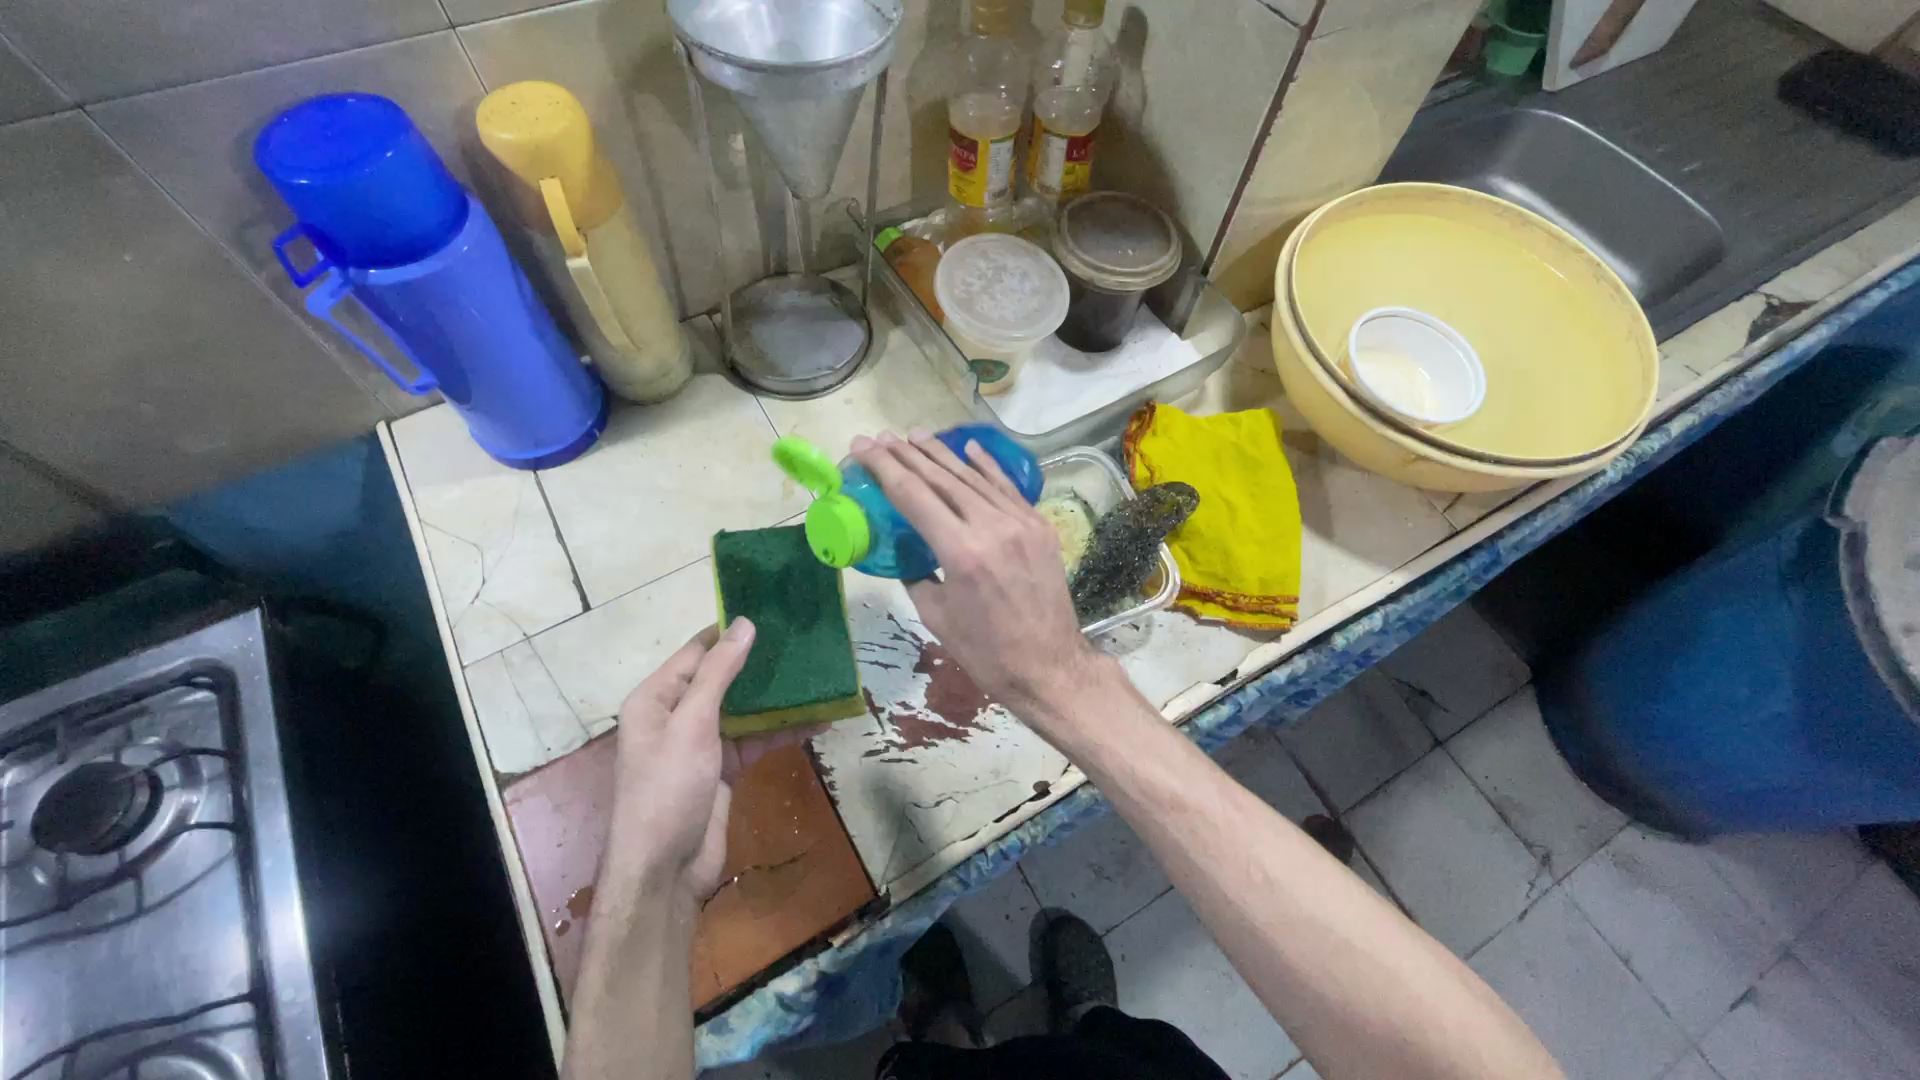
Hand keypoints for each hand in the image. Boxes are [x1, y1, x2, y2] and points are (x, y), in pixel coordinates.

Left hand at [600, 620, 821, 912]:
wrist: (665, 870)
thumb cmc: (668, 788)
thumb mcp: (692, 723)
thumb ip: (719, 673)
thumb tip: (744, 623)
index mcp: (656, 698)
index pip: (696, 652)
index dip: (731, 632)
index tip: (772, 612)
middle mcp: (676, 715)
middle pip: (724, 679)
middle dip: (761, 663)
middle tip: (804, 641)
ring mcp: (702, 744)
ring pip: (745, 710)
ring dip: (778, 698)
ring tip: (819, 675)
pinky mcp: (724, 769)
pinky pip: (756, 740)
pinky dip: (784, 731)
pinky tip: (819, 720)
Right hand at [848, 430, 1112, 724]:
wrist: (1048, 666)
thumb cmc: (986, 651)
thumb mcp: (936, 615)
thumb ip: (916, 573)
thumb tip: (906, 549)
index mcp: (960, 552)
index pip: (913, 495)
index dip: (884, 467)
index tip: (862, 446)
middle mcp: (991, 527)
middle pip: (941, 479)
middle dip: (907, 455)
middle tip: (882, 437)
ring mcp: (1020, 522)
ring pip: (973, 478)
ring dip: (941, 455)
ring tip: (914, 436)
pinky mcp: (1039, 526)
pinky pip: (1006, 488)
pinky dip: (985, 467)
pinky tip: (968, 449)